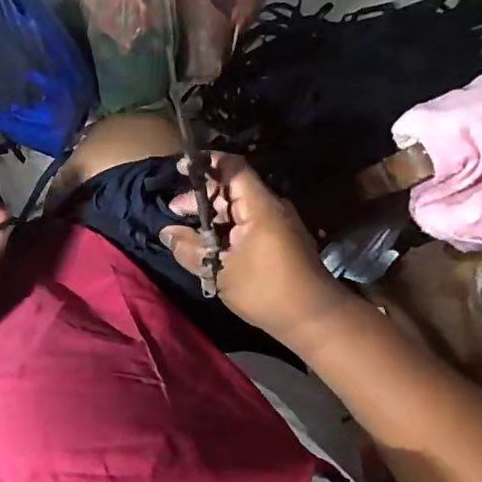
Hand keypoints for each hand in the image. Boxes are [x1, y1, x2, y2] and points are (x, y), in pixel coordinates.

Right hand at [162, 153, 348, 346]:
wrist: (315, 317)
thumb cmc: (266, 290)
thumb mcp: (220, 272)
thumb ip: (190, 249)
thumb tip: (166, 232)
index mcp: (259, 205)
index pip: (231, 167)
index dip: (205, 164)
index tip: (179, 169)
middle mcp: (272, 207)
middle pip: (233, 187)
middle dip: (203, 196)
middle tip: (175, 211)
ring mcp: (279, 223)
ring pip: (240, 208)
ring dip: (214, 216)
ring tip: (189, 231)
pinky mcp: (281, 240)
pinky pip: (250, 223)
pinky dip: (228, 229)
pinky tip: (211, 245)